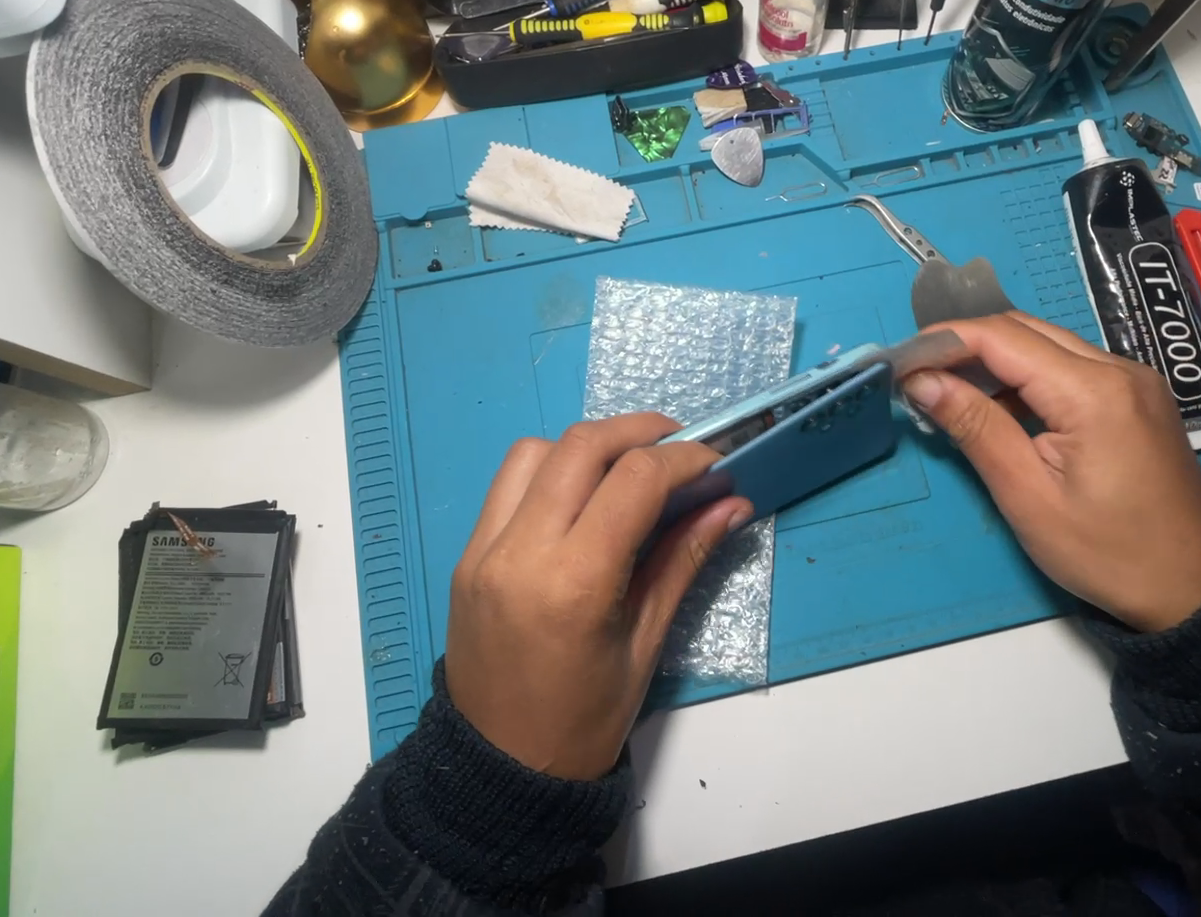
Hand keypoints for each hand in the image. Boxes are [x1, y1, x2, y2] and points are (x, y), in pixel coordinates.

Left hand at [443, 413, 753, 779]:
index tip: (714, 463)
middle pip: (581, 445)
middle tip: (679, 446)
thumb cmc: (586, 719)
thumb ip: (685, 559)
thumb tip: (733, 504)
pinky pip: (509, 483)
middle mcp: (520, 551)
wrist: (497, 770)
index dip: (684, 459)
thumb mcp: (647, 642)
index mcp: (573, 583)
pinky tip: (582, 495)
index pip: (634, 480)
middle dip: (639, 430)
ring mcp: (483, 549)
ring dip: (589, 445)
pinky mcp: (467, 553)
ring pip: (536, 451)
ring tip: (628, 468)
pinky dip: (552, 469)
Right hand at [902, 313, 1200, 631]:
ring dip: (992, 359)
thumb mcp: (1027, 495)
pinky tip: (996, 404)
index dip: (944, 340)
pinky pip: (1067, 366)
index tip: (900, 361)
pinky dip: (1023, 375)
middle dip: (963, 344)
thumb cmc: (1105, 553)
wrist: (1193, 589)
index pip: (1002, 338)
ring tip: (945, 390)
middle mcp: (1117, 368)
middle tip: (916, 374)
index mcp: (1092, 391)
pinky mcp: (1134, 396)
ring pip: (1045, 344)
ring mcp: (1131, 379)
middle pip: (1024, 330)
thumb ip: (975, 427)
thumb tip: (921, 381)